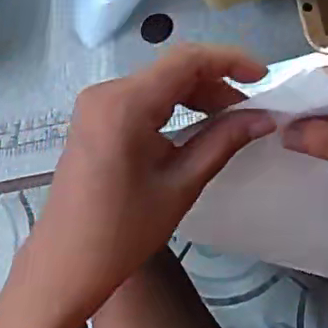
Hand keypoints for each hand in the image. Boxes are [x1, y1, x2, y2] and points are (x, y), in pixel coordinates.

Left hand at [0, 44, 273, 327]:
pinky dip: (174, 103)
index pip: (187, 60)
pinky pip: (143, 96)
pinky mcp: (95, 117)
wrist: (63, 267)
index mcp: (125, 104)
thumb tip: (264, 117)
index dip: (230, 60)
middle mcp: (107, 92)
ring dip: (197, 93)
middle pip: (173, 68)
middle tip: (250, 109)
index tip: (263, 77)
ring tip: (231, 118)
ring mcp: (97, 103)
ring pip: (160, 81)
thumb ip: (224, 141)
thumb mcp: (181, 184)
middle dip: (217, 82)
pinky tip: (197, 123)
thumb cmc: (122, 232)